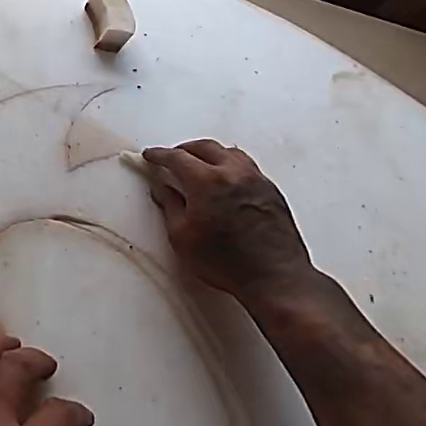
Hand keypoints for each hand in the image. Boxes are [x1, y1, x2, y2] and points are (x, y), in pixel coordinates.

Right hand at [142, 141, 322, 305]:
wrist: (273, 277)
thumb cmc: (228, 262)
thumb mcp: (182, 236)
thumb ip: (170, 206)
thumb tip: (163, 190)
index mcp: (207, 181)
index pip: (177, 157)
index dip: (160, 155)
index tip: (152, 156)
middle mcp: (233, 173)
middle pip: (205, 147)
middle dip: (184, 149)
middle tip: (172, 157)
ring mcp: (256, 180)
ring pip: (229, 153)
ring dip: (209, 153)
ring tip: (198, 163)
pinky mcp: (271, 191)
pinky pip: (246, 166)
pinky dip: (229, 164)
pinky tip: (223, 178)